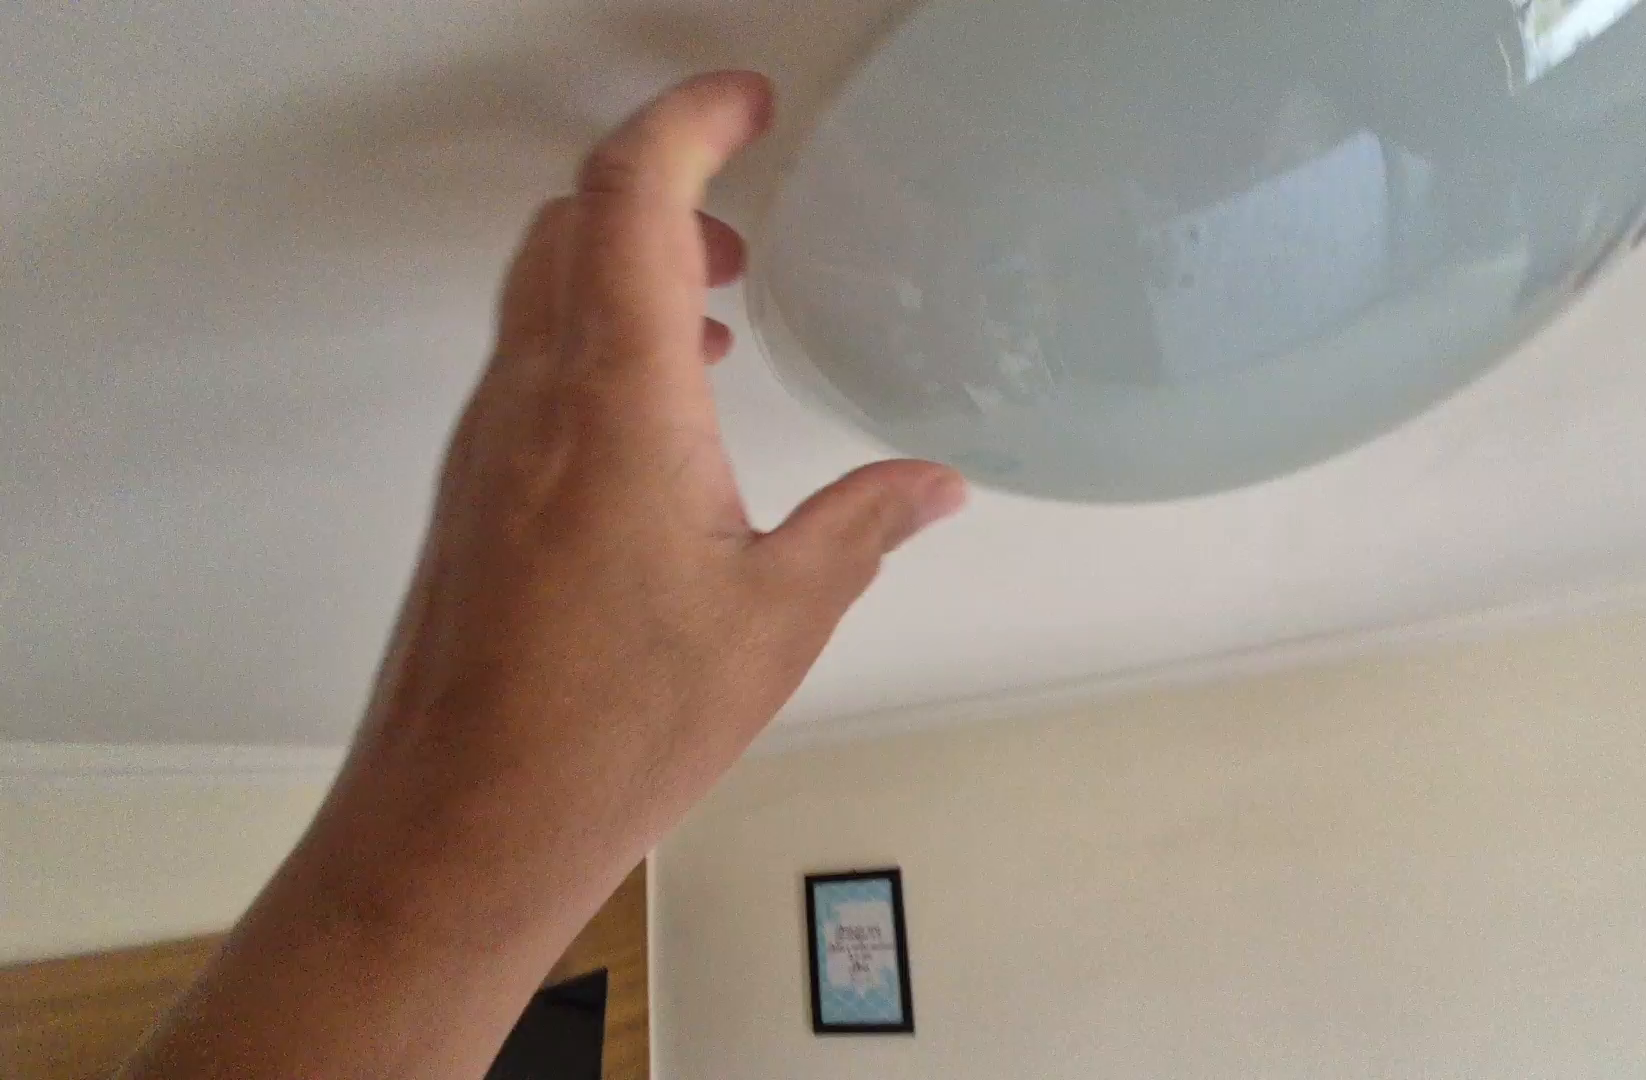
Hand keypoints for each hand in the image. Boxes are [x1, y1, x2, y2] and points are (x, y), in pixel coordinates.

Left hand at [120, 71, 964, 1079]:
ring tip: (719, 283)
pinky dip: (603, 331)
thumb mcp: (780, 617)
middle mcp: (538, 403)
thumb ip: (864, 527)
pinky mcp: (482, 489)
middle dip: (660, 179)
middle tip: (739, 191)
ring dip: (630, 256)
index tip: (743, 100)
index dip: (688, 125)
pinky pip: (538, 359)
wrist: (469, 824)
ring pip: (547, 285)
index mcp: (622, 410)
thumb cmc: (617, 726)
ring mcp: (494, 444)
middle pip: (574, 222)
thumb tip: (933, 484)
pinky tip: (670, 394)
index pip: (633, 203)